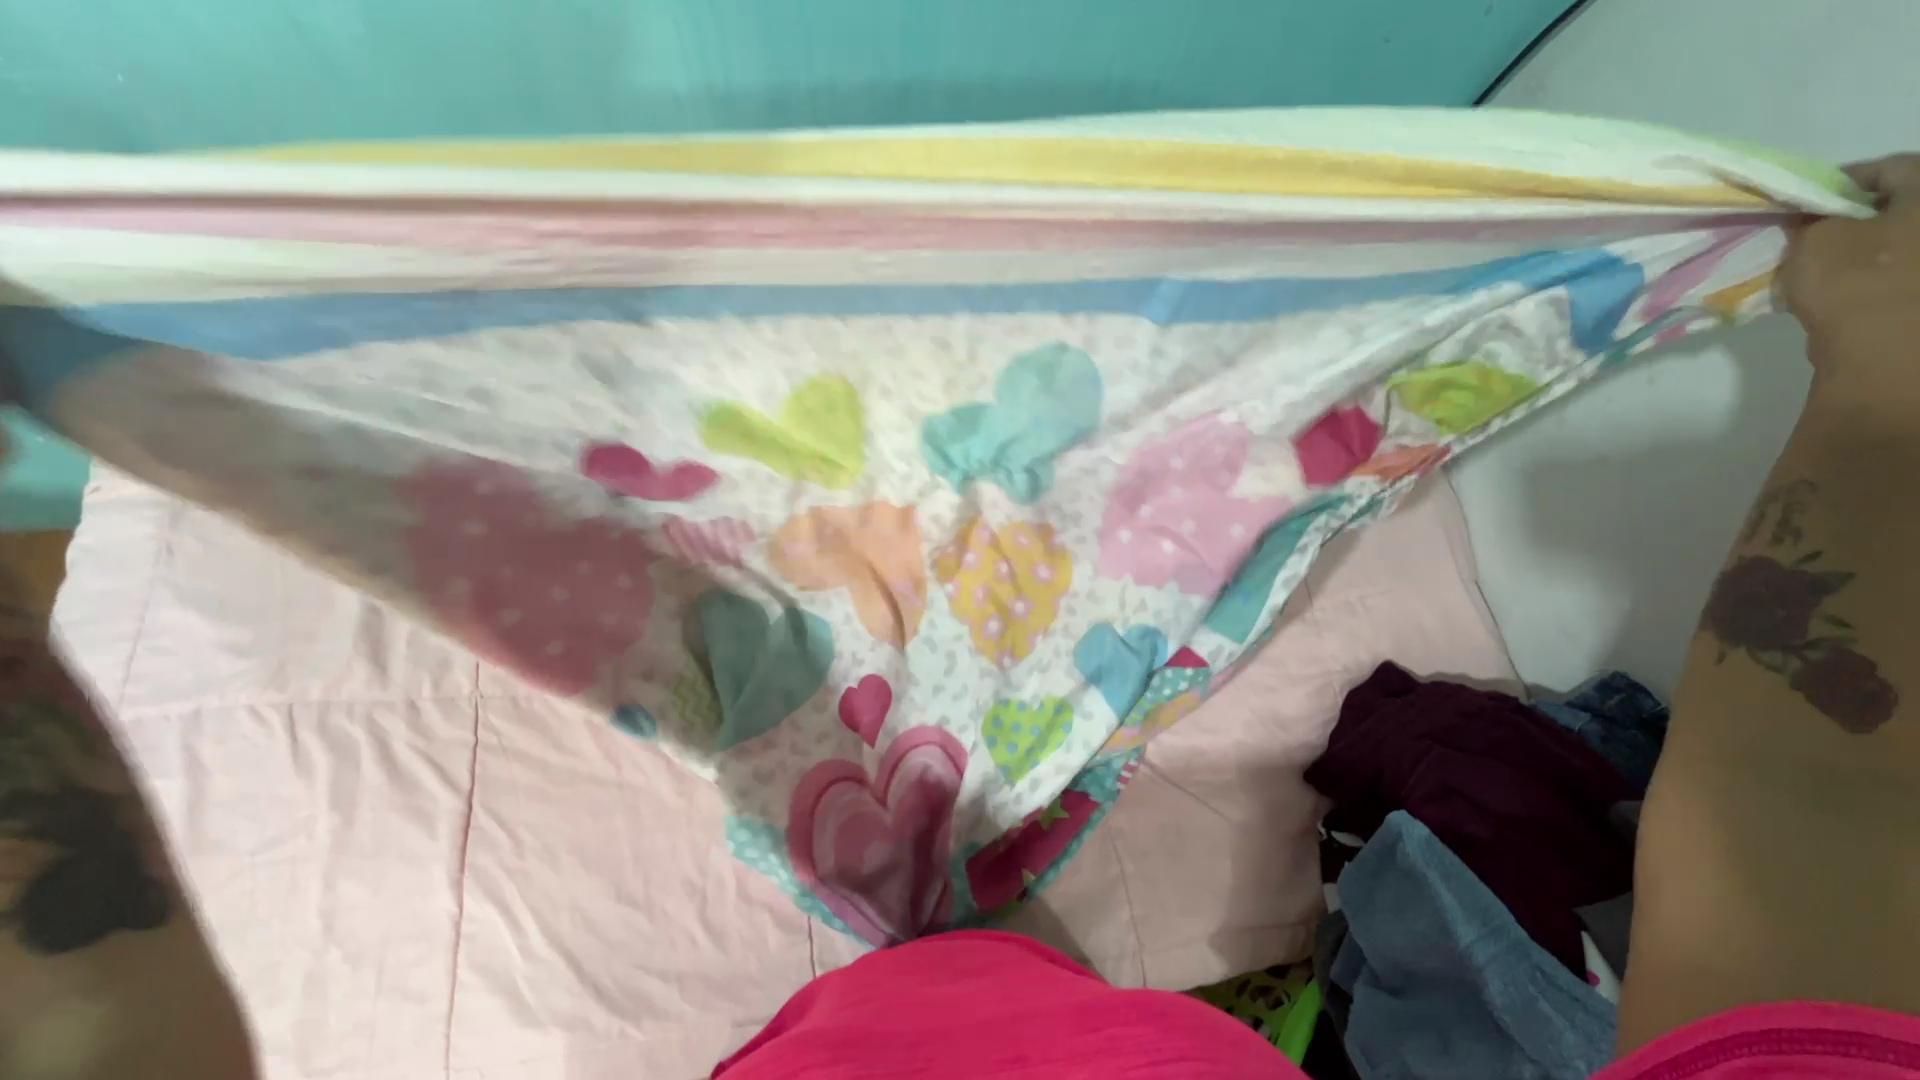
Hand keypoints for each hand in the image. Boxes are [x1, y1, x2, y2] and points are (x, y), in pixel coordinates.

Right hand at [1779, 155, 1919, 398]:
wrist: (1888, 350)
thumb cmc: (1855, 280)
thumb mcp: (1815, 240)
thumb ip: (1810, 220)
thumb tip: (1809, 216)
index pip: (1888, 168)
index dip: (1840, 181)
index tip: (1802, 202)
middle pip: (1897, 205)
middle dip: (1852, 217)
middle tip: (1809, 235)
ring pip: (1896, 241)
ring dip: (1860, 249)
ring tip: (1818, 269)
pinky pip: (1897, 274)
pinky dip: (1868, 277)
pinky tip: (1839, 295)